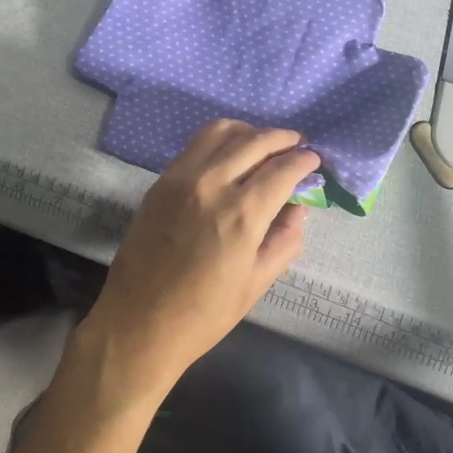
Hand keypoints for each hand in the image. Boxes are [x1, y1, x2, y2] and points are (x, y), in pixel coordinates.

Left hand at [81, 119, 322, 394]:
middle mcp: (212, 183)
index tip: (314, 160)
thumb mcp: (256, 284)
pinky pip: (197, 144)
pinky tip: (231, 152)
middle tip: (297, 143)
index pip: (282, 169)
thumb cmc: (203, 314)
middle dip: (282, 138)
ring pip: (222, 131)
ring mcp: (182, 177)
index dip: (303, 161)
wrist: (139, 322)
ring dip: (250, 132)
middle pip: (255, 141)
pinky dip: (221, 139)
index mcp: (242, 214)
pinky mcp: (162, 179)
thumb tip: (298, 209)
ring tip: (264, 143)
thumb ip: (284, 241)